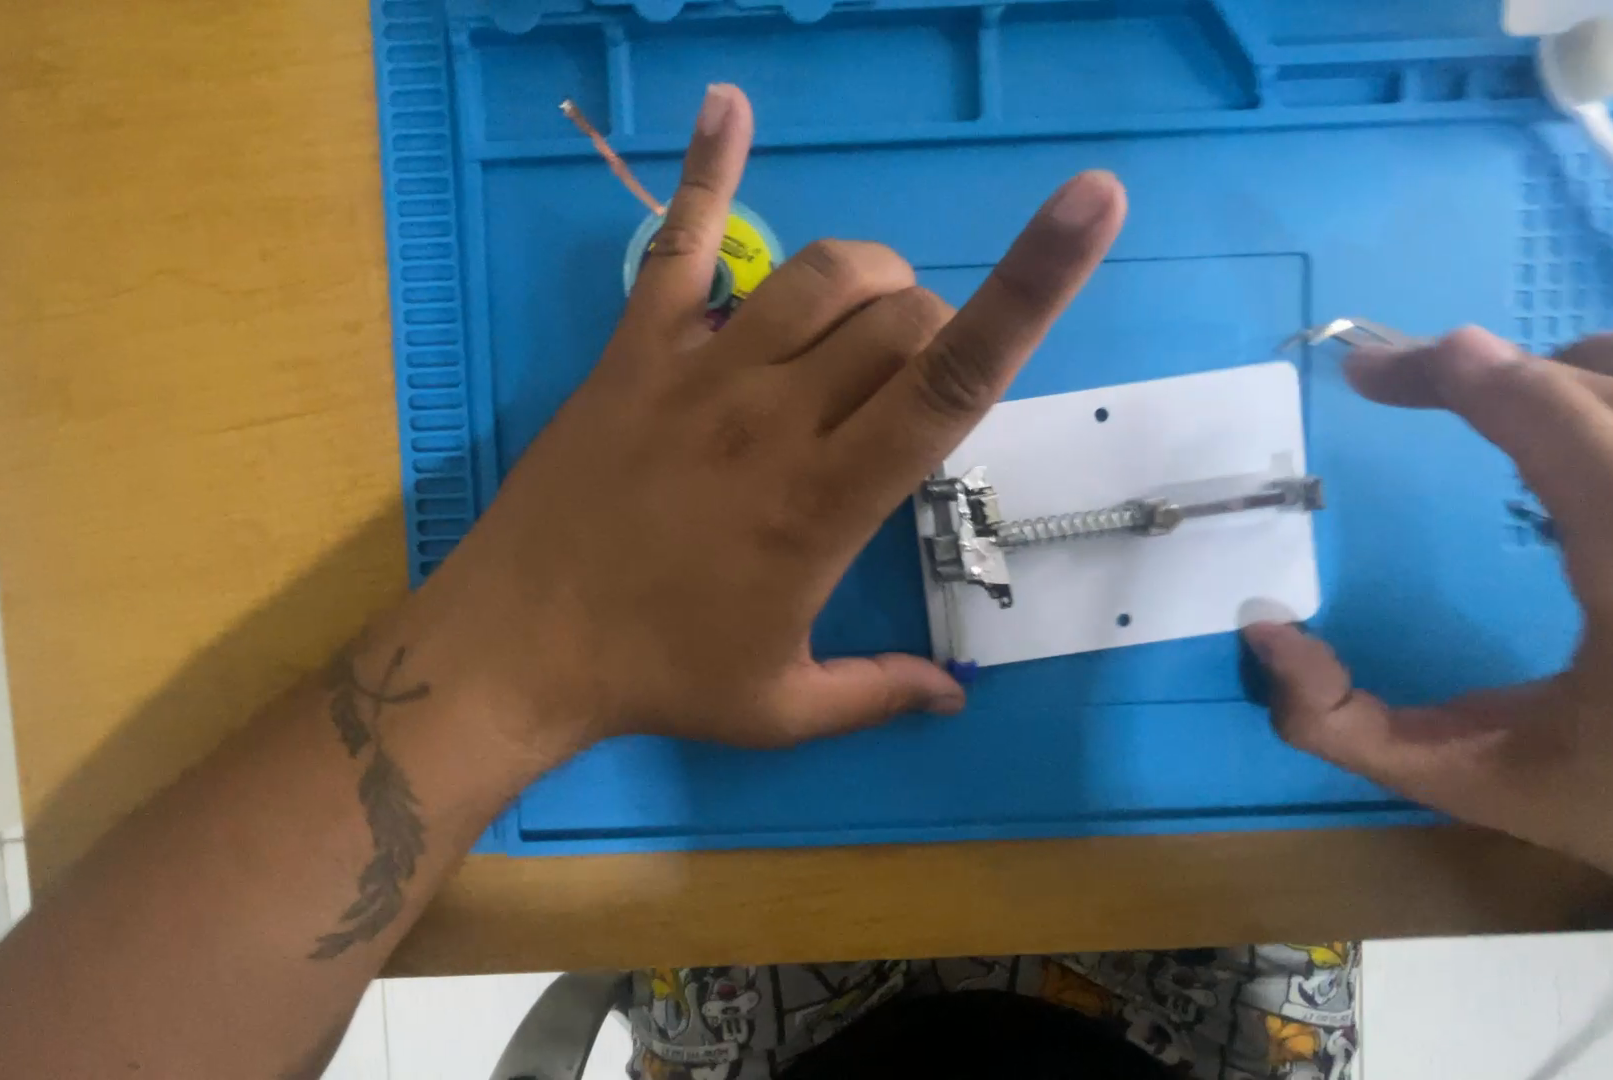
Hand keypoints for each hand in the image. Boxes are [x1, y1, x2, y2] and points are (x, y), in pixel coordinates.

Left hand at [415, 84, 1125, 754]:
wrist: (521, 644)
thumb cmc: (657, 677)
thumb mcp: (780, 709)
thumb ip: (878, 693)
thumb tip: (956, 695)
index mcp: (825, 502)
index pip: (948, 382)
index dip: (1031, 291)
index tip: (1091, 207)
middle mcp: (773, 418)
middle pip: (896, 316)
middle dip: (933, 328)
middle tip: (906, 382)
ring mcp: (698, 373)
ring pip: (817, 274)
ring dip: (870, 276)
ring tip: (865, 313)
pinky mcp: (633, 352)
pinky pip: (678, 245)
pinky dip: (709, 171)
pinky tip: (729, 103)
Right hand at [1245, 326, 1612, 915]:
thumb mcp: (1458, 778)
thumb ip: (1334, 721)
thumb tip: (1260, 626)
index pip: (1602, 460)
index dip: (1501, 394)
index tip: (1401, 362)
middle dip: (1500, 373)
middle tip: (1394, 373)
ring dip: (1582, 366)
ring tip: (1491, 391)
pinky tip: (1591, 408)